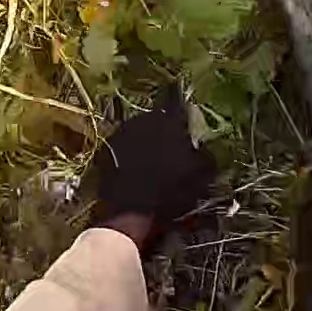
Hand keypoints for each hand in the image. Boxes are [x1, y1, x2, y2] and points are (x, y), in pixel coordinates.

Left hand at [89, 87, 215, 249]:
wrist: (129, 212)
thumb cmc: (171, 191)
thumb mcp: (201, 176)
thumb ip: (207, 155)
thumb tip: (205, 147)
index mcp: (169, 120)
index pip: (177, 98)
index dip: (181, 99)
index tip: (184, 109)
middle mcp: (144, 119)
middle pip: (157, 116)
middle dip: (164, 127)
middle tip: (171, 145)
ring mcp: (121, 133)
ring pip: (138, 129)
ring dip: (145, 140)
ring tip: (152, 161)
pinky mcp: (105, 149)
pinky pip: (122, 145)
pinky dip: (128, 154)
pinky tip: (135, 170)